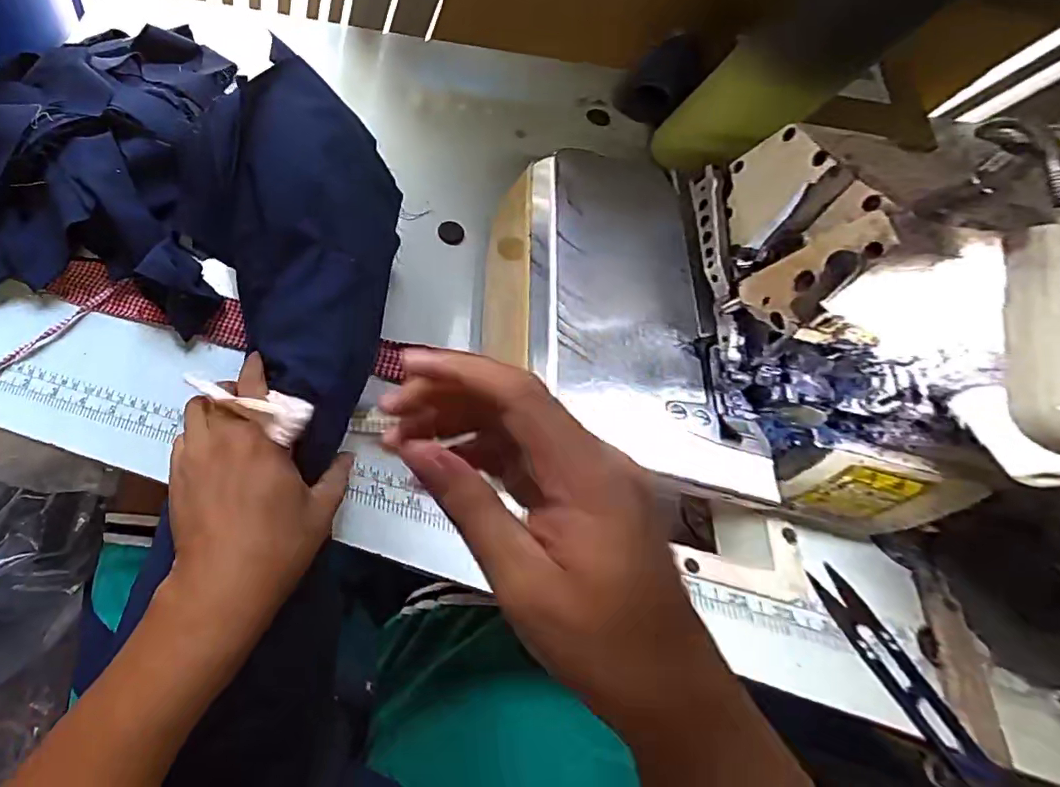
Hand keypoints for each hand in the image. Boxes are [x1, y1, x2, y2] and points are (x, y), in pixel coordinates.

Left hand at [166, 353, 352, 635]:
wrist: (220, 584)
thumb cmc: (276, 547)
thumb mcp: (318, 515)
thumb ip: (334, 478)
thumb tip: (346, 456)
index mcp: (259, 439)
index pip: (252, 387)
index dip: (254, 368)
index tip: (258, 360)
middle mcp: (222, 436)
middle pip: (218, 394)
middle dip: (233, 391)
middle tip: (248, 404)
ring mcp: (194, 454)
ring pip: (194, 411)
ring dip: (210, 409)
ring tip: (225, 425)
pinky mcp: (176, 474)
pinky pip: (181, 438)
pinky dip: (194, 435)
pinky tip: (207, 454)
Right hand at [379, 350, 734, 720]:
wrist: (669, 695)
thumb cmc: (598, 645)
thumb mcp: (521, 579)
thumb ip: (468, 503)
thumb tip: (414, 447)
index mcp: (588, 472)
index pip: (518, 394)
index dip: (458, 370)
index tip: (404, 365)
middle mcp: (594, 457)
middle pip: (512, 401)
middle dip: (446, 396)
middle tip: (389, 412)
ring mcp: (590, 472)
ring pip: (514, 423)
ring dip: (456, 422)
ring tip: (401, 438)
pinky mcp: (582, 490)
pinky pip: (523, 453)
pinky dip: (478, 451)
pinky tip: (440, 463)